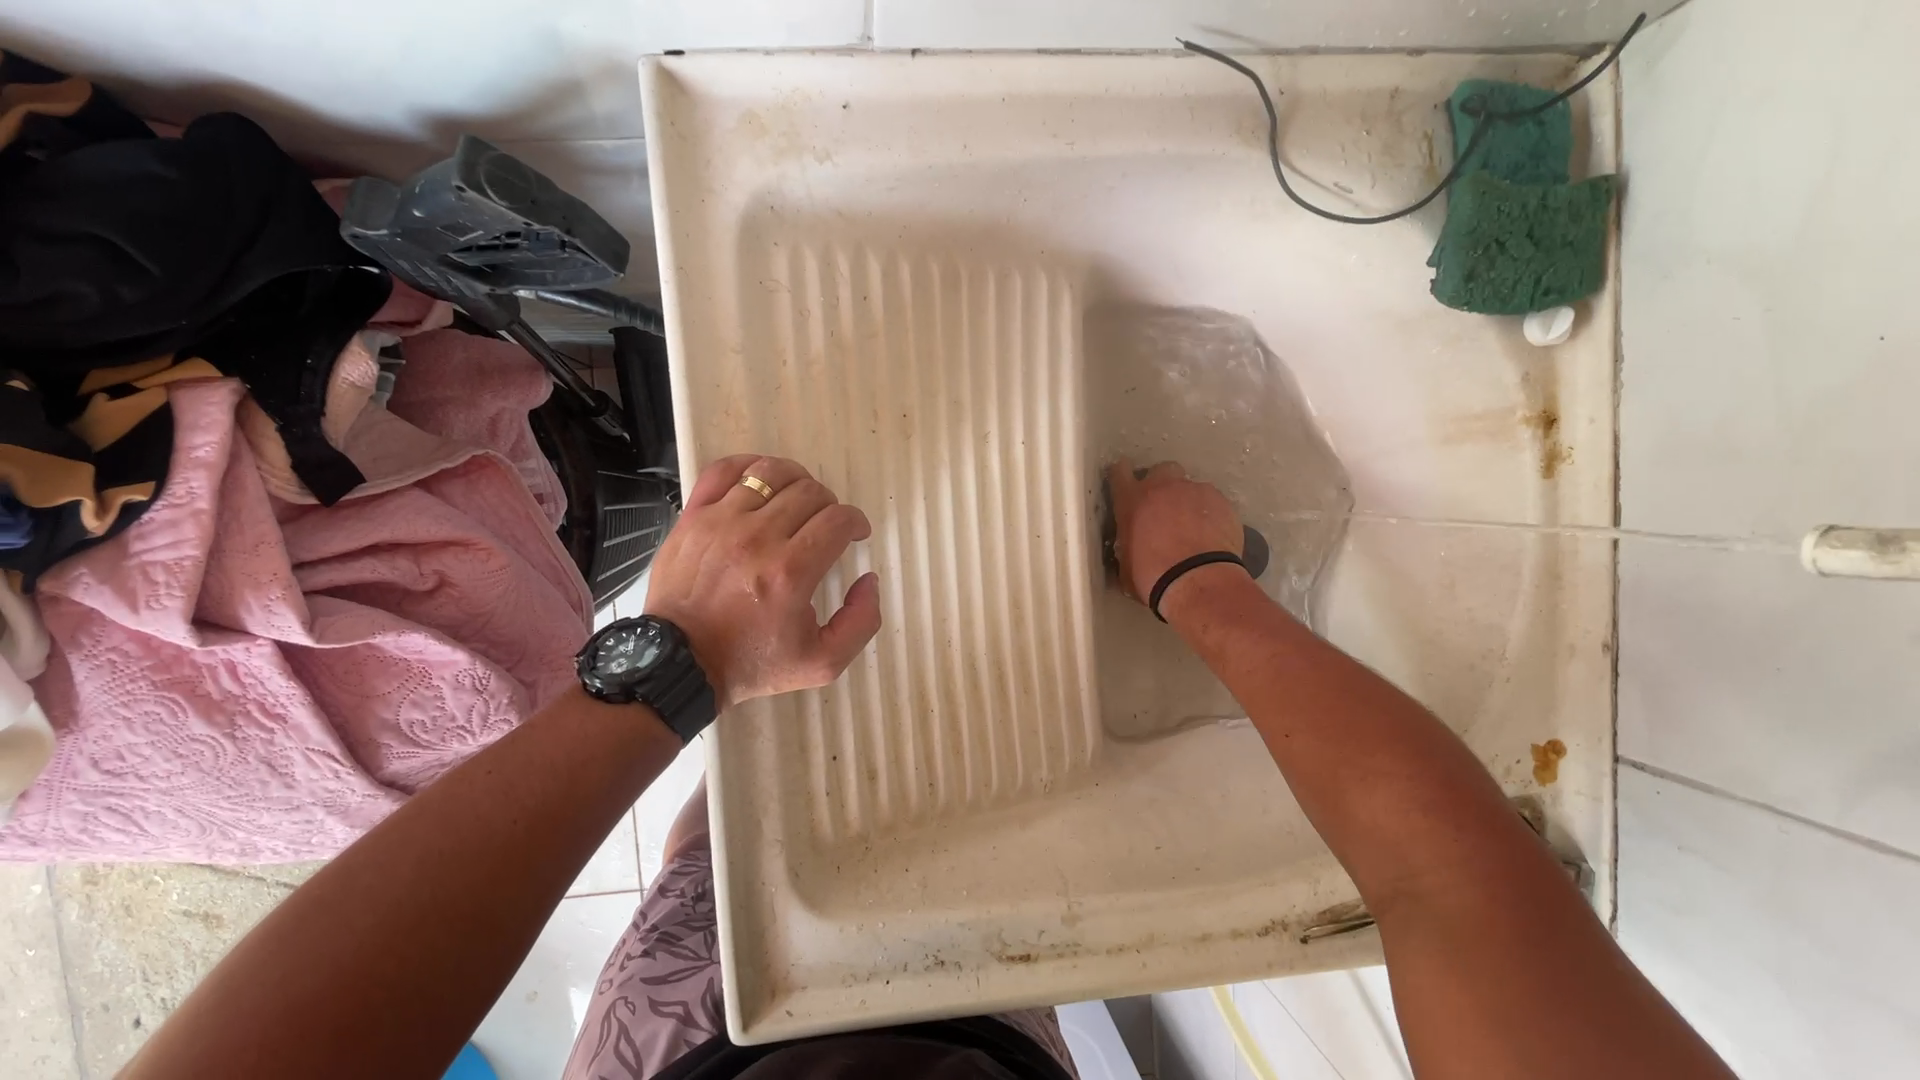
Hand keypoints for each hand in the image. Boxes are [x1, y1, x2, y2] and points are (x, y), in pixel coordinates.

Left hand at [644, 455, 881, 709]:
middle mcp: (757, 538)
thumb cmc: (752, 663)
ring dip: (795, 482)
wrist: (681, 664)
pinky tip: (760, 483)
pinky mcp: (693, 517)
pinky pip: (724, 470)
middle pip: (810, 492)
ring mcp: (721, 522)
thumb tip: (869, 579)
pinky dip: (748, 466)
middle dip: (829, 505)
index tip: (854, 534)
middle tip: (825, 526)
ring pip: (771, 473)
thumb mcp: (822, 663)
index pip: (838, 519)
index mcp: (791, 573)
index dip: (856, 522)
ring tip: (796, 501)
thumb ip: (861, 622)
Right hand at [1107, 456, 1245, 609]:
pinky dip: (1212, 514)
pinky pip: (1214, 502)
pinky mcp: (1222, 501)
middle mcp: (1161, 487)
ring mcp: (1194, 490)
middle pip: (1162, 470)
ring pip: (1190, 487)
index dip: (1122, 476)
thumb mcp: (1126, 565)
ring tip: (1194, 528)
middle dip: (1162, 484)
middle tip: (1164, 508)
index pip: (1119, 472)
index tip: (1126, 485)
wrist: (1196, 580)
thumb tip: (1130, 552)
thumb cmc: (1151, 576)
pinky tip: (1213, 535)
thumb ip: (1127, 547)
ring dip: (1189, 502)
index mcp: (1131, 500)